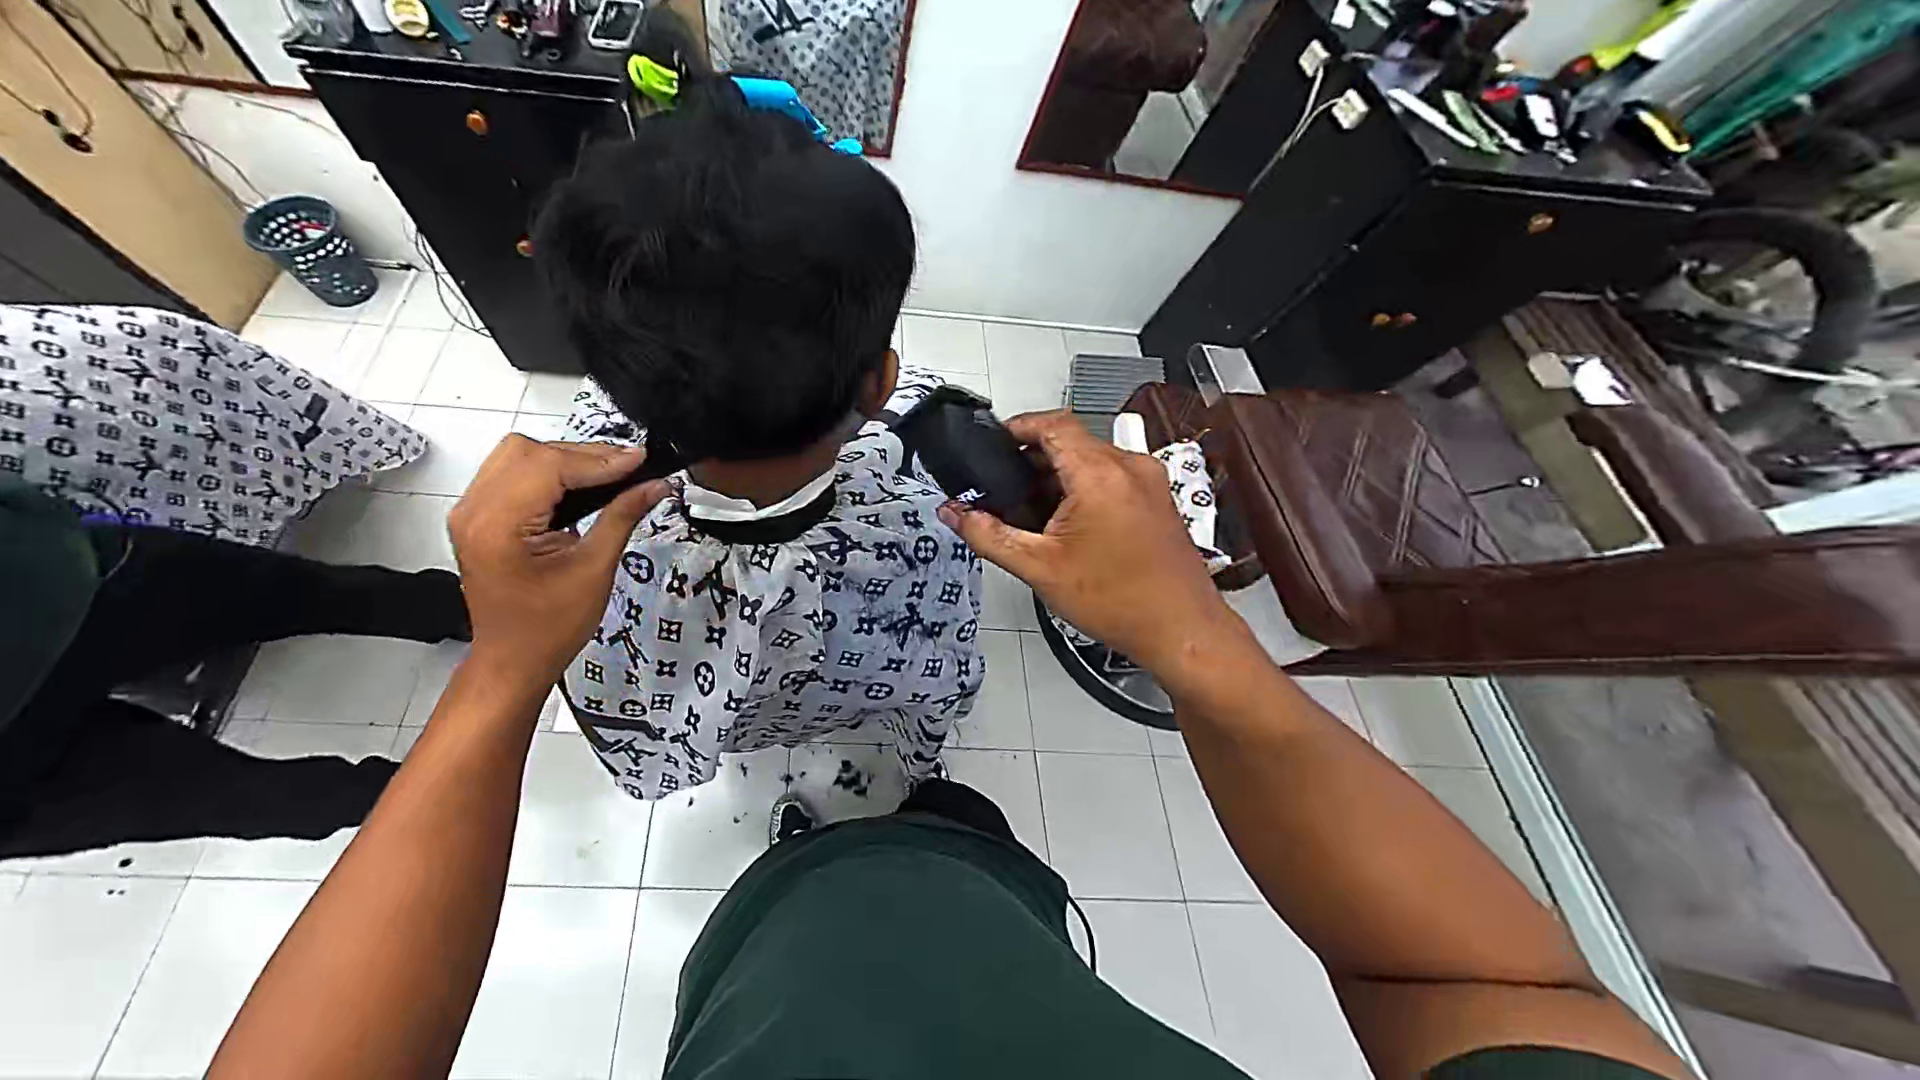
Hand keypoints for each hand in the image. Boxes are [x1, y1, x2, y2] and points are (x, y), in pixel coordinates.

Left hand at [447, 437, 668, 693]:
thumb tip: (654, 485)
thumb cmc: (550, 626)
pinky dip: (550, 470)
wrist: (514, 659)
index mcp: (497, 526)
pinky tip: (582, 484)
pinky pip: (513, 472)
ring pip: (518, 455)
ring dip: (566, 458)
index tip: (640, 461)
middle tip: (630, 468)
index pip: (549, 467)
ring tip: (611, 474)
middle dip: (584, 455)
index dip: (599, 460)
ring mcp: (471, 511)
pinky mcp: (480, 515)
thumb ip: (622, 517)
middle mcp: (473, 510)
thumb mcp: (595, 569)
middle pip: (529, 451)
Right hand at [938, 411, 1245, 674]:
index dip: (1016, 427)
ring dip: (1057, 476)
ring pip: (1090, 459)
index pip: (1051, 423)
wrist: (1180, 630)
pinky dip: (1082, 488)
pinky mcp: (1156, 498)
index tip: (995, 441)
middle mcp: (1130, 469)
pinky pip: (1111, 476)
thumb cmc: (1127, 603)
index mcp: (1101, 476)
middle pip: (1069, 440)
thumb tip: (959, 514)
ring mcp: (1148, 482)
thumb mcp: (1040, 569)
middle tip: (1006, 489)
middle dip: (1031, 460)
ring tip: (1035, 514)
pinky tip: (1067, 525)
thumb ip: (988, 535)